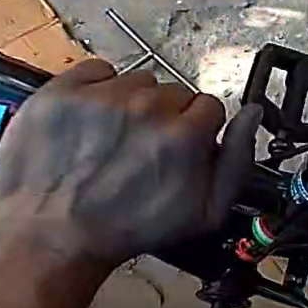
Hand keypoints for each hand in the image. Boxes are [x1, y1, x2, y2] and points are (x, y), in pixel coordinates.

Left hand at [0, 58, 261, 266]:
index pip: (209, 106)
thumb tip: (252, 114)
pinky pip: (97, 70)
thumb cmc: (131, 228)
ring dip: (134, 103)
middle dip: (166, 117)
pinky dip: (98, 88)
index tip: (180, 147)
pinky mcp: (63, 92)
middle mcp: (146, 107)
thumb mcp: (207, 211)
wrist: (55, 237)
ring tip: (115, 137)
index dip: (197, 129)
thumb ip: (239, 159)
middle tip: (145, 148)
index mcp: (184, 134)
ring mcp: (101, 97)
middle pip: (173, 92)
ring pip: (138, 81)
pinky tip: (93, 119)